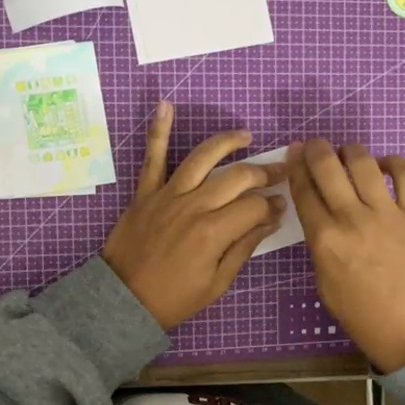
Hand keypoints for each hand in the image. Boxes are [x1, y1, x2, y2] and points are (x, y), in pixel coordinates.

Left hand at [103, 101, 285, 329]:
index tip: (281, 206)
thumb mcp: (217, 283)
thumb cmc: (174, 298)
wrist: (123, 299)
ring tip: (246, 136)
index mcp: (213, 232)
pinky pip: (152, 156)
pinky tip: (166, 105)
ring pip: (203, 157)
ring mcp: (168, 195)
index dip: (273, 205)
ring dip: (227, 141)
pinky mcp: (146, 192)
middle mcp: (194, 206)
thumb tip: (271, 220)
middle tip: (278, 172)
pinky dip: (159, 130)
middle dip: (264, 172)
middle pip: (238, 177)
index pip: (255, 206)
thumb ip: (244, 248)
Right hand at [288, 138, 404, 372]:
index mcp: (324, 238)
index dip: (295, 165)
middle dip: (316, 148)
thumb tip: (316, 204)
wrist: (403, 324)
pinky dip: (394, 163)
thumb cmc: (356, 306)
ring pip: (364, 163)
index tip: (294, 152)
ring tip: (348, 153)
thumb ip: (318, 238)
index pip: (304, 189)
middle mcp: (352, 220)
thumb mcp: (321, 275)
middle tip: (315, 145)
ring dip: (351, 151)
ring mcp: (387, 215)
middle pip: (328, 167)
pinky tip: (384, 164)